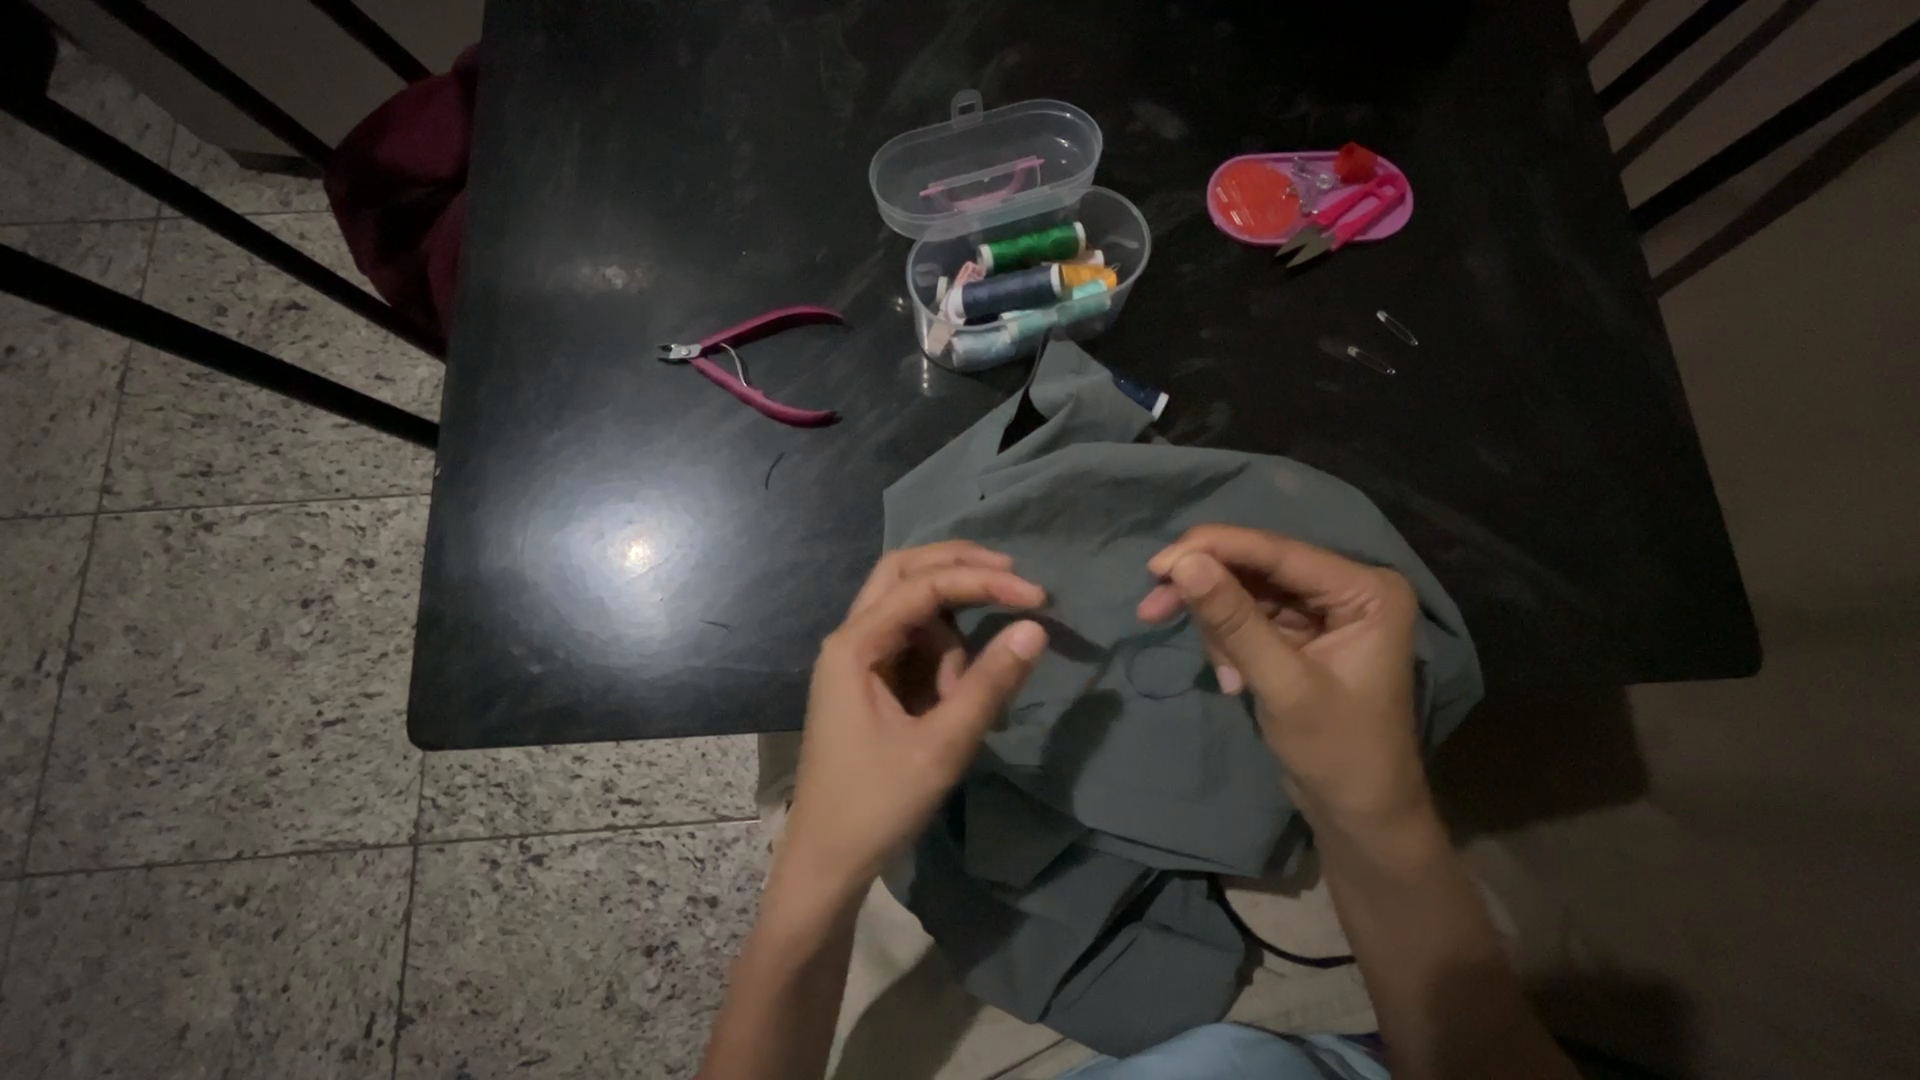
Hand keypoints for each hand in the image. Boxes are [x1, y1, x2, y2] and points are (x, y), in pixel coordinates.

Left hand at [781, 543, 1048, 897]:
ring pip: (910, 611)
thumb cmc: (877, 804)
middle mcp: (850, 640)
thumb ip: (989, 683)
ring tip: (961, 695)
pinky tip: (950, 699)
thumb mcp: (942, 746)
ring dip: (949, 632)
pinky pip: (910, 647)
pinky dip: (939, 658)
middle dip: (958, 568)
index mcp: (854, 646)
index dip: (982, 582)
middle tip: (1012, 577)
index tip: (1037, 596)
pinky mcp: (868, 684)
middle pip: (904, 573)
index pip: (923, 586)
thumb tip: (1035, 628)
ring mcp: (856, 661)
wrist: (826, 862)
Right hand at [1136, 526, 1428, 830]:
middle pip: (1256, 567)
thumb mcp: (1282, 683)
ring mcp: (1321, 610)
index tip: (1156, 565)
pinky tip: (1233, 682)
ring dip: (1217, 628)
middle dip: (1206, 592)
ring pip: (1243, 591)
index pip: (1277, 553)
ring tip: (1228, 679)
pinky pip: (1246, 617)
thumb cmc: (1338, 750)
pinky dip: (1227, 644)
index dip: (1213, 550)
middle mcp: (1346, 588)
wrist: (1359, 812)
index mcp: (1365, 590)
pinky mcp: (1299, 633)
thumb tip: (1183, 564)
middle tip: (1151, 609)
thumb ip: (1233, 620)